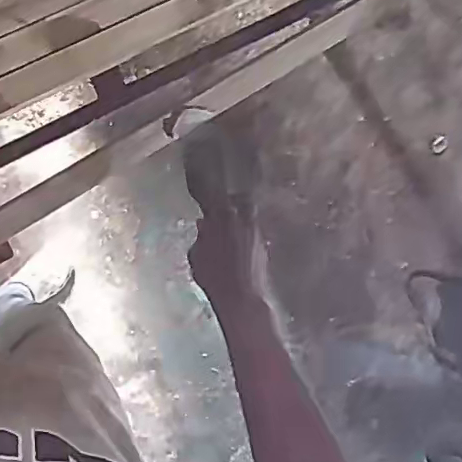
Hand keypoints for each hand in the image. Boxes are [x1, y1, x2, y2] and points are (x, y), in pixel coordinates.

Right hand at [182, 136, 264, 303]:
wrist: (244, 298)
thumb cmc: (214, 277)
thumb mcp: (197, 256)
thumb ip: (200, 237)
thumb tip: (203, 224)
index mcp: (223, 216)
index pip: (212, 190)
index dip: (204, 176)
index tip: (198, 164)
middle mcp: (243, 217)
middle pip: (236, 197)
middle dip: (228, 197)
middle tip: (218, 199)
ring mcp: (257, 230)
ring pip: (245, 213)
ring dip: (236, 214)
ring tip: (226, 223)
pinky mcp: (264, 243)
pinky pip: (250, 228)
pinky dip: (242, 230)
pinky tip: (235, 241)